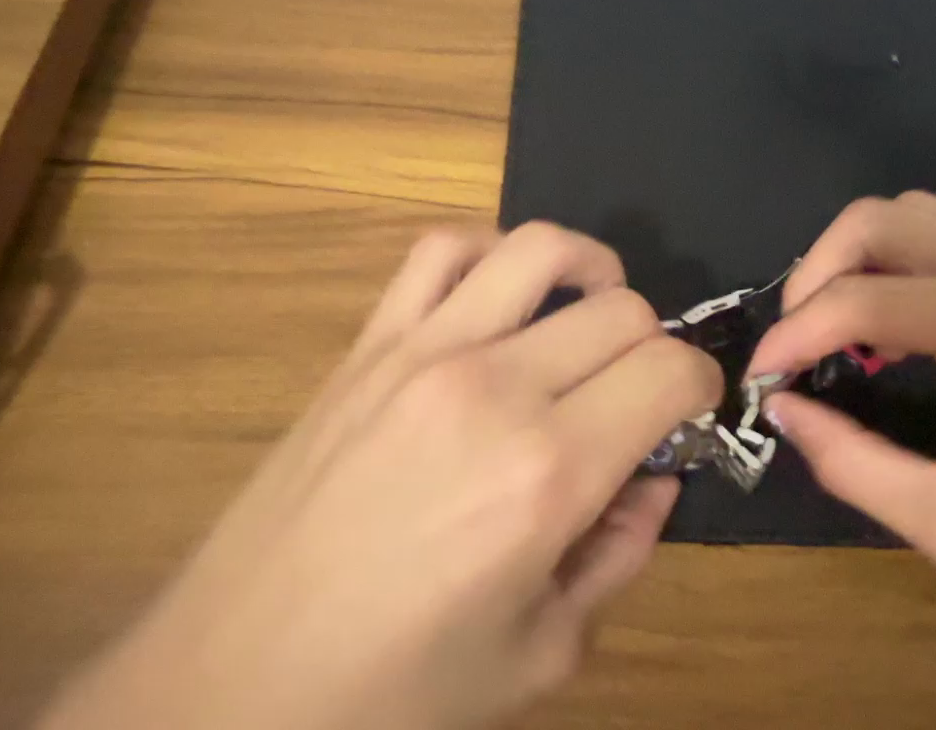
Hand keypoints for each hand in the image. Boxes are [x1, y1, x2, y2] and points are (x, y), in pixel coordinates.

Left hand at [43, 223, 719, 729]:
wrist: (235, 678)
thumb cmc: (396, 690)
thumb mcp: (542, 653)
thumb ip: (621, 553)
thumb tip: (657, 475)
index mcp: (548, 473)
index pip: (668, 372)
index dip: (700, 388)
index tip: (689, 417)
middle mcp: (493, 389)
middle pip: (622, 309)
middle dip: (654, 348)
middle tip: (637, 397)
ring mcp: (423, 351)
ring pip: (539, 250)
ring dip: (591, 272)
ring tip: (594, 312)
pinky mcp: (369, 344)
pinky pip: (440, 251)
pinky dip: (491, 253)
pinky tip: (504, 297)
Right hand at [749, 191, 935, 647]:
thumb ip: (854, 465)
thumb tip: (785, 407)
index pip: (863, 297)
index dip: (794, 333)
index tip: (763, 378)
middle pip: (884, 217)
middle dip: (818, 270)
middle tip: (797, 339)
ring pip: (919, 215)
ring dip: (861, 260)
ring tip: (840, 330)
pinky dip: (905, 266)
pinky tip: (903, 328)